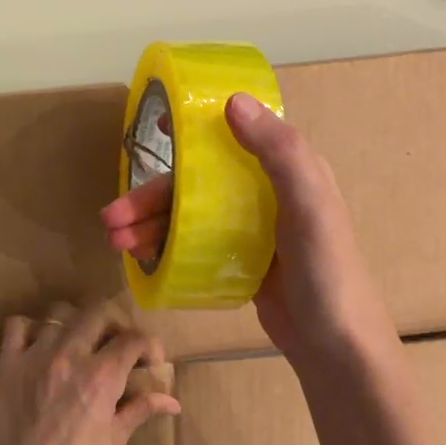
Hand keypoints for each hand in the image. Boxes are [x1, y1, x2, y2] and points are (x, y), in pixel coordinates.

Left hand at [0, 300, 179, 444]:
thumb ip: (139, 409)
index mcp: (102, 376)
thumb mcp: (115, 442)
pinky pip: (17, 326)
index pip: (133, 338)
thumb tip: (171, 401)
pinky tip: (42, 348)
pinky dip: (32, 329)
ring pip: (59, 313)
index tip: (150, 363)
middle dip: (116, 326)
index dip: (148, 346)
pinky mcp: (7, 367)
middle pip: (98, 313)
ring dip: (76, 323)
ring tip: (82, 346)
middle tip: (118, 349)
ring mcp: (34, 358)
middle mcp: (68, 356)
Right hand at [99, 93, 395, 369]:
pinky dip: (164, 247)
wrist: (335, 344)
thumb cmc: (327, 271)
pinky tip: (140, 258)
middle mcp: (264, 195)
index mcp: (286, 172)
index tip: (155, 125)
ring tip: (116, 243)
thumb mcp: (310, 205)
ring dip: (149, 225)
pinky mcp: (237, 263)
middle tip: (110, 217)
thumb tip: (232, 101)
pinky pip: (192, 246)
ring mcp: (248, 232)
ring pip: (187, 217)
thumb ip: (279, 151)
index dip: (193, 130)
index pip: (232, 137)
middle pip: (194, 185)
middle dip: (150, 198)